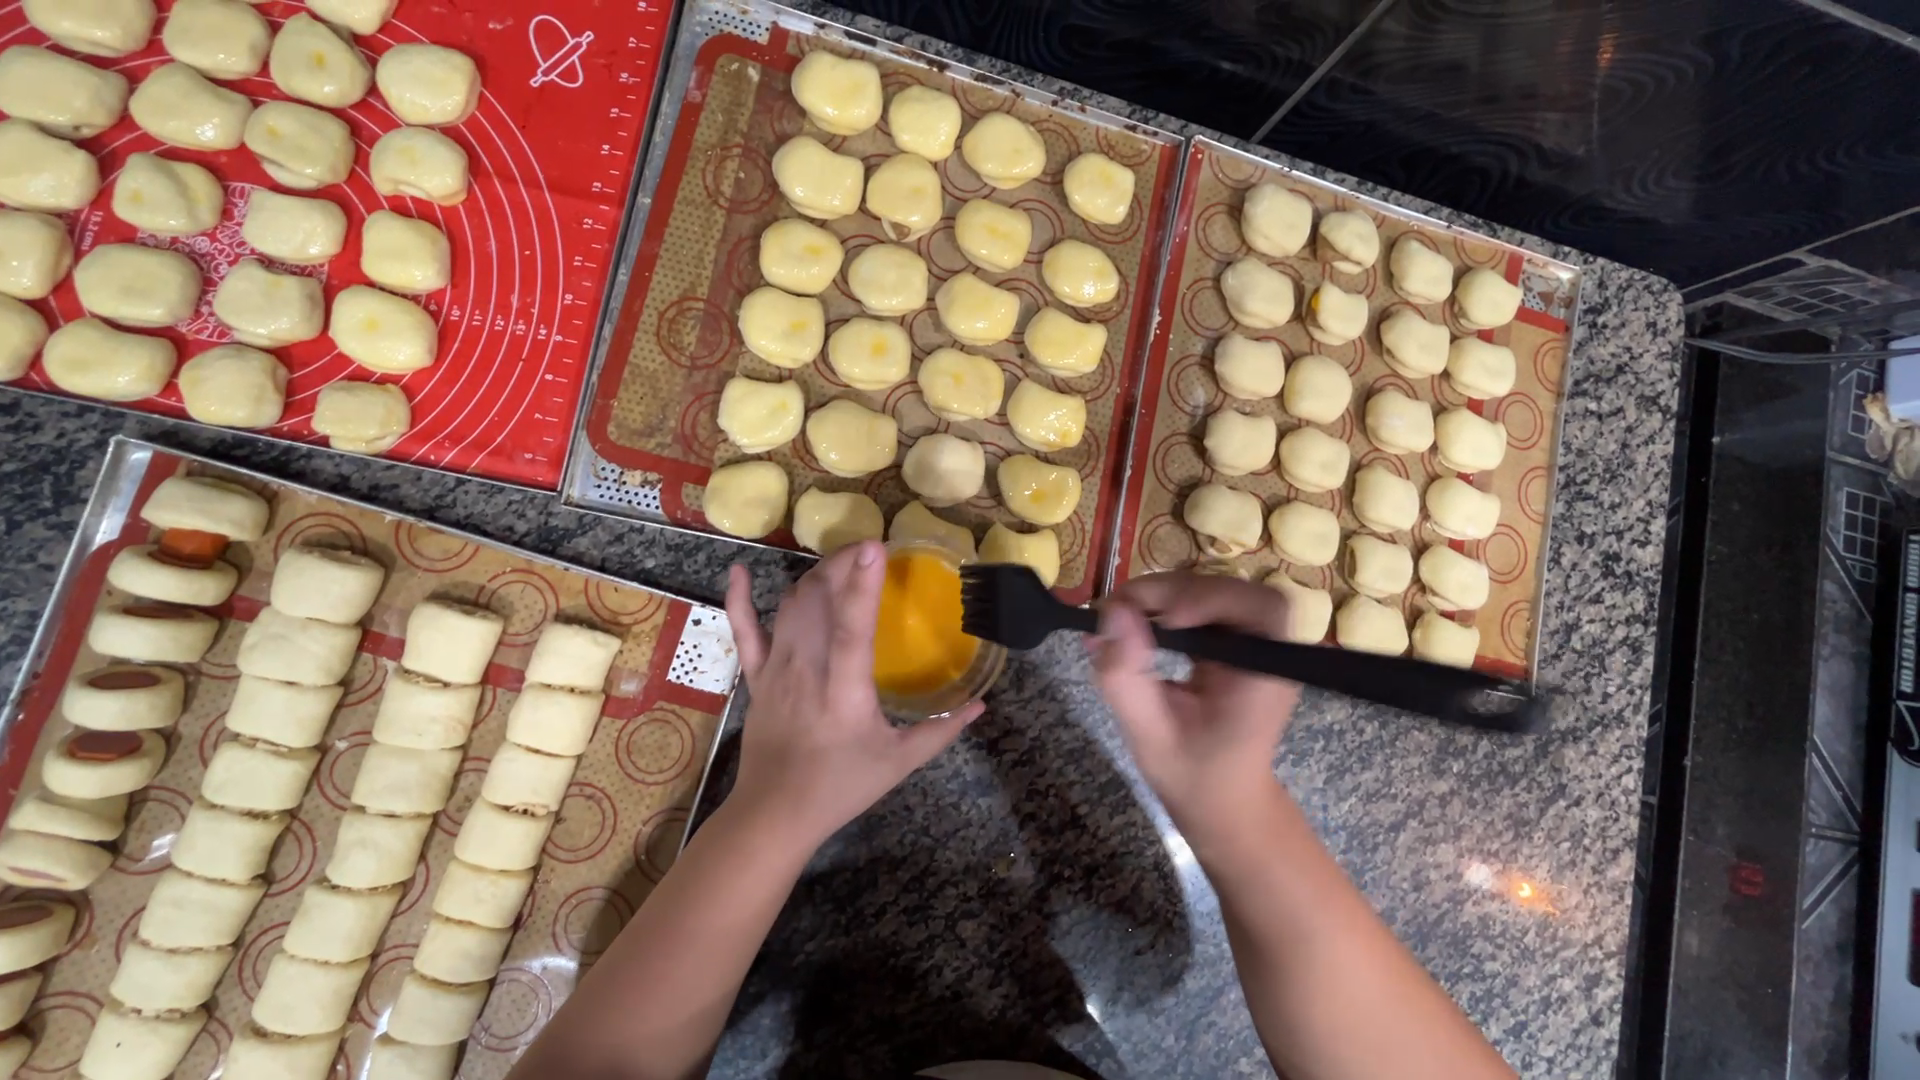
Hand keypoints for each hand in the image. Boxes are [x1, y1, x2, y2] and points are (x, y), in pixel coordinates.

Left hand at [722, 541, 982, 847]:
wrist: (775, 814)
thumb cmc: (840, 787)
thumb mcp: (899, 762)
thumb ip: (941, 731)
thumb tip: (981, 705)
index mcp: (845, 690)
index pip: (852, 627)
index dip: (862, 584)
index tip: (874, 547)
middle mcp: (806, 670)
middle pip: (818, 600)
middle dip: (841, 564)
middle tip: (869, 552)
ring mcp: (776, 669)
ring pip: (791, 606)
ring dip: (815, 576)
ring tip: (841, 563)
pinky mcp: (756, 676)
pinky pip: (744, 631)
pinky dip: (738, 598)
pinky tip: (740, 570)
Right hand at [1091, 572, 1300, 838]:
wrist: (1220, 799)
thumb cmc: (1193, 777)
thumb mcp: (1148, 735)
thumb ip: (1127, 676)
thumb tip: (1112, 611)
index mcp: (1266, 674)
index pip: (1259, 607)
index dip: (1211, 598)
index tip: (1163, 619)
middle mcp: (1266, 649)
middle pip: (1229, 589)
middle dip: (1171, 592)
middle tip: (1117, 612)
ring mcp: (1249, 642)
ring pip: (1209, 591)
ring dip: (1161, 597)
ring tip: (1117, 620)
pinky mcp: (1229, 640)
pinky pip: (1198, 606)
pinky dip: (1161, 609)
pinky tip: (1133, 627)